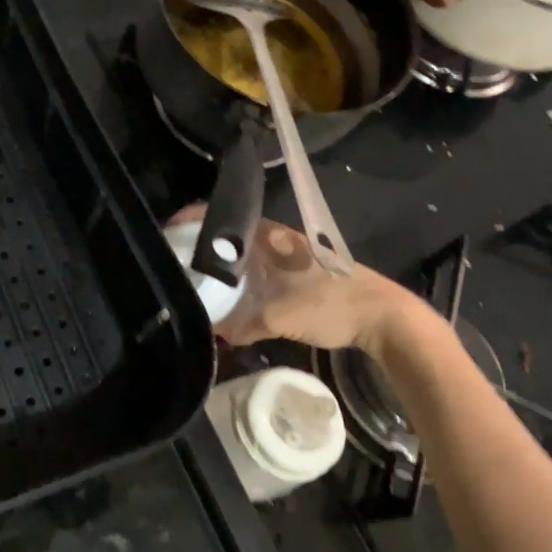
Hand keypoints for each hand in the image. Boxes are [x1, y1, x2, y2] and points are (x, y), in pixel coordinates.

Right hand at [167, 204, 416, 351]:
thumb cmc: (332, 304)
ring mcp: (287, 257)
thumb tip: (214, 334)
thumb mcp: (280, 317)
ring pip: (242, 256)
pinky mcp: (296, 276)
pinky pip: (256, 273)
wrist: (385, 318)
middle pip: (228, 237)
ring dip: (221, 268)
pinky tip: (228, 300)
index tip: (166, 235)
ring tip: (194, 284)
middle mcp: (275, 240)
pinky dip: (238, 282)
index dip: (191, 221)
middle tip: (174, 265)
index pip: (220, 217)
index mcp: (269, 236)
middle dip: (200, 248)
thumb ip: (242, 325)